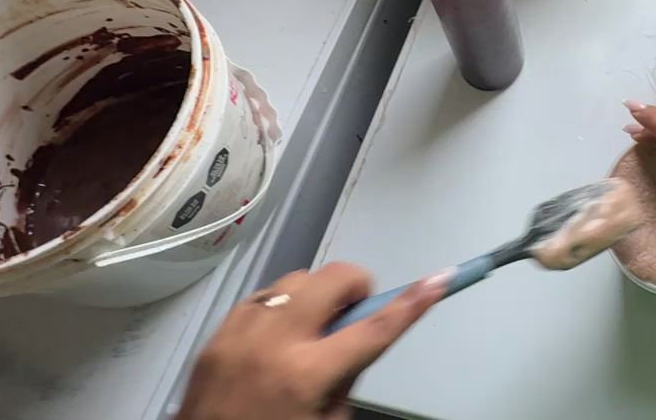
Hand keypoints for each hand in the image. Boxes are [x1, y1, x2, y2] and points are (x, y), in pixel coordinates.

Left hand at [177, 263, 444, 419]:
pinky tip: (276, 337)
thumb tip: (359, 334)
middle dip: (355, 287)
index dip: (414, 302)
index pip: (375, 328)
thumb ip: (347, 375)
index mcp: (305, 377)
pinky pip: (260, 298)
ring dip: (313, 299)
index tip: (440, 279)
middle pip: (334, 278)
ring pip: (296, 280)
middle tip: (353, 313)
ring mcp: (239, 338)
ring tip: (308, 332)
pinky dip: (277, 309)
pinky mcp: (215, 338)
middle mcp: (272, 347)